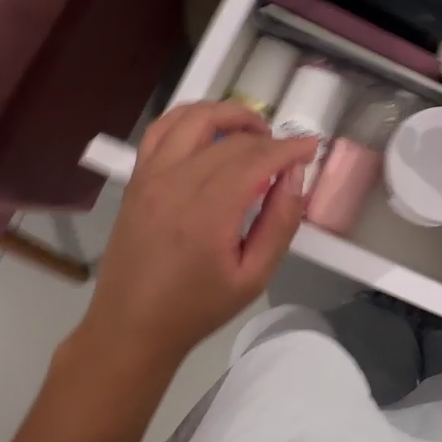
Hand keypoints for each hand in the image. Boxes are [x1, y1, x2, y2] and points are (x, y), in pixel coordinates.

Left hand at [70, 102, 317, 370]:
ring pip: (194, 118)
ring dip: (229, 114)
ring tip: (253, 131)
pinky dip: (189, 117)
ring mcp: (150, 176)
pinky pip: (161, 129)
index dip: (289, 148)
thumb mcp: (254, 277)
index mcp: (207, 213)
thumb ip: (280, 223)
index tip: (311, 147)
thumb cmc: (196, 308)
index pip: (256, 159)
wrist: (130, 327)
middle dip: (268, 139)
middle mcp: (176, 184)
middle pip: (231, 139)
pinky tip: (210, 128)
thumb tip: (294, 177)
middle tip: (289, 154)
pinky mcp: (137, 178)